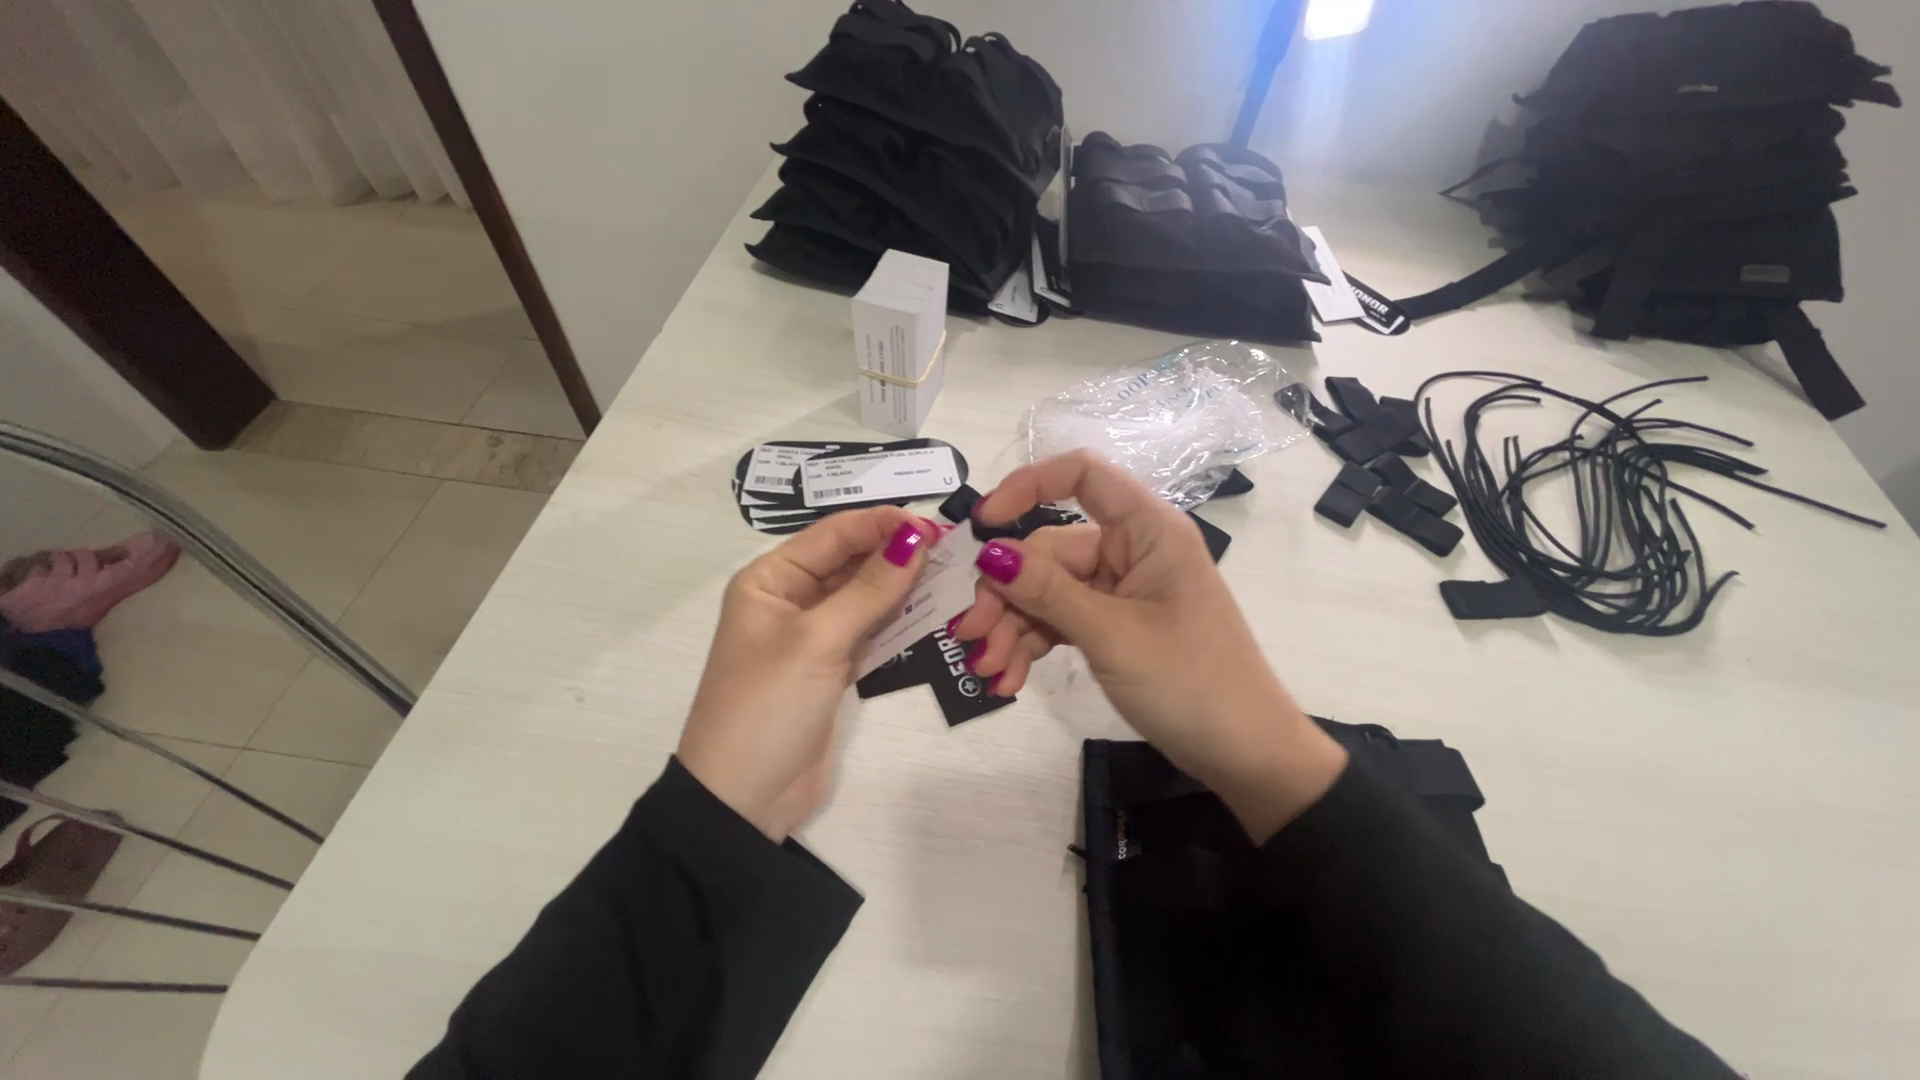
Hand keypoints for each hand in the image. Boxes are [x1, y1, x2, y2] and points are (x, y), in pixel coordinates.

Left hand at [678, 508, 938, 840]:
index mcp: (770, 580)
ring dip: (904, 587)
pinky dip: (900, 622)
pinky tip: (935, 611)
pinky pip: (872, 632)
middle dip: (897, 554)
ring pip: (866, 598)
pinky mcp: (833, 670)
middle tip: (954, 548)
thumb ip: (870, 589)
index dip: (882, 525)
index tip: (933, 524)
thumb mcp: (817, 641)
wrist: (743, 800)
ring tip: (954, 574)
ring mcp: (814, 637)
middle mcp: (790, 600)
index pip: (832, 535)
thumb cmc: (767, 706)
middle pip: (851, 563)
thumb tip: (915, 537)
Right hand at [951, 452, 1346, 840]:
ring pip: (1048, 590)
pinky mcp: (1114, 623)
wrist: (1245, 753)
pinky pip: (1061, 619)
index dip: (1027, 486)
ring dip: (1013, 628)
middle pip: (1049, 550)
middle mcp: (1132, 549)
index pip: (1081, 474)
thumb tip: (988, 552)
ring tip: (988, 672)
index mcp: (1148, 529)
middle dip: (1006, 594)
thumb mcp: (1111, 635)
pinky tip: (1009, 680)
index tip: (982, 527)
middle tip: (970, 638)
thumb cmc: (1191, 683)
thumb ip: (1047, 591)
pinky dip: (1034, 644)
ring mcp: (1122, 589)